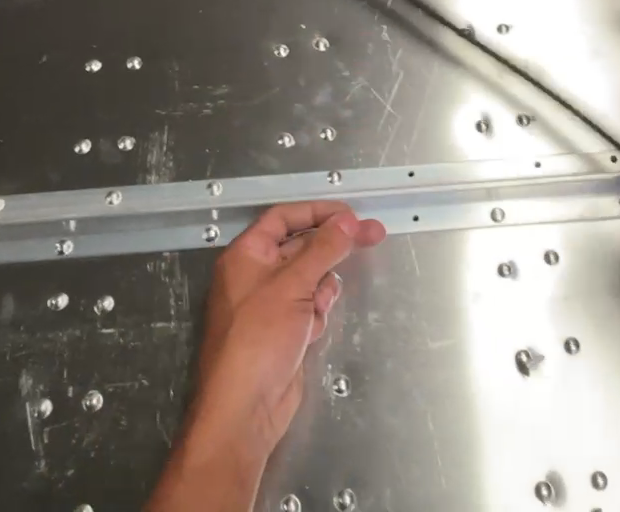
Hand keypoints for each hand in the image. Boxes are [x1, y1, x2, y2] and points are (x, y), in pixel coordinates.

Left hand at [148, 201, 386, 511]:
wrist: (245, 408)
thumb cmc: (258, 339)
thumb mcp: (293, 285)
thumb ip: (323, 249)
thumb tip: (346, 221)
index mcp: (247, 254)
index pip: (284, 217)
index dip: (318, 211)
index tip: (351, 213)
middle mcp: (256, 274)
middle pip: (302, 245)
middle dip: (333, 245)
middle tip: (374, 235)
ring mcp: (271, 303)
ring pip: (311, 277)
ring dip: (323, 287)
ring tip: (318, 305)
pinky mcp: (284, 329)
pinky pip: (311, 305)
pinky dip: (317, 314)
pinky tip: (311, 331)